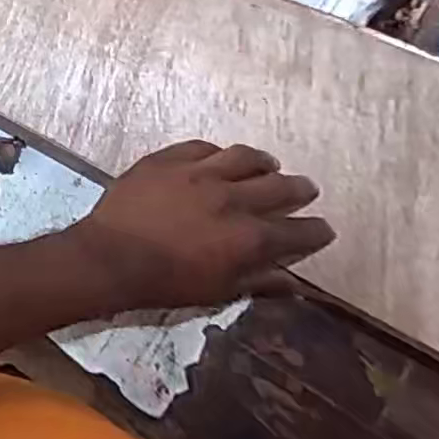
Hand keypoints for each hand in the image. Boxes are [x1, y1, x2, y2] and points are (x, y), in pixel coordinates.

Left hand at [61, 140, 333, 310]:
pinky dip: (218, 152)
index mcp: (246, 236)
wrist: (114, 254)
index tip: (325, 227)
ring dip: (262, 161)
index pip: (294, 232)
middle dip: (297, 188)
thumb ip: (259, 282)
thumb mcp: (219, 291)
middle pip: (275, 186)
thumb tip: (294, 283)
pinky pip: (201, 147)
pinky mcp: (169, 157)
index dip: (314, 230)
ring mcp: (198, 172)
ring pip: (242, 157)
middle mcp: (229, 197)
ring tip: (270, 163)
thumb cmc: (167, 282)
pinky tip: (221, 155)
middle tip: (307, 187)